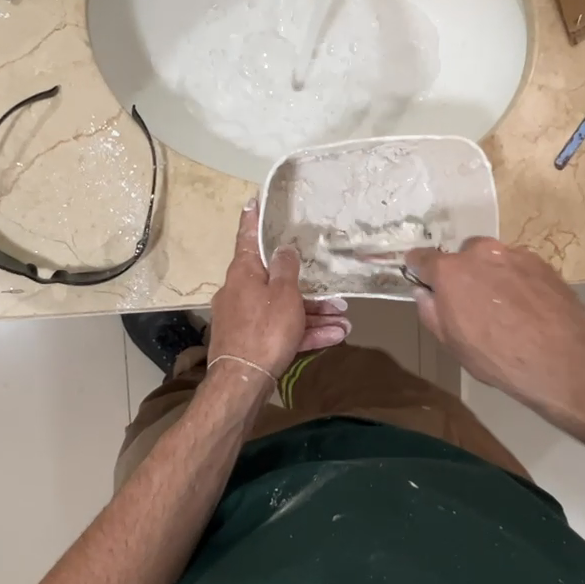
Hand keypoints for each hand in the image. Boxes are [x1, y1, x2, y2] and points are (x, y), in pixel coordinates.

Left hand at [208, 201, 349, 379]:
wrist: (244, 381)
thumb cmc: (264, 330)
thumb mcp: (284, 294)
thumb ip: (287, 268)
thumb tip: (283, 249)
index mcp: (243, 272)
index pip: (247, 237)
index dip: (253, 219)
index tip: (253, 202)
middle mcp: (240, 291)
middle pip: (276, 281)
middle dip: (309, 288)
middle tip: (336, 293)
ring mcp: (244, 318)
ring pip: (284, 309)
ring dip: (314, 314)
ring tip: (344, 320)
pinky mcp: (252, 342)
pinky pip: (282, 330)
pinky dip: (305, 332)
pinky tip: (334, 336)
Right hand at [405, 238, 584, 419]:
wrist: (561, 360)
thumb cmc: (496, 357)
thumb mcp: (452, 343)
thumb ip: (432, 312)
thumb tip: (424, 293)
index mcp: (451, 271)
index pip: (423, 258)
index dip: (419, 268)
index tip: (420, 276)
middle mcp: (482, 253)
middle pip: (463, 255)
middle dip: (463, 272)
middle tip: (471, 301)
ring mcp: (516, 255)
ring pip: (494, 259)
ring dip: (492, 275)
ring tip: (505, 307)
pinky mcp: (544, 263)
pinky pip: (520, 267)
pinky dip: (518, 281)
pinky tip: (528, 307)